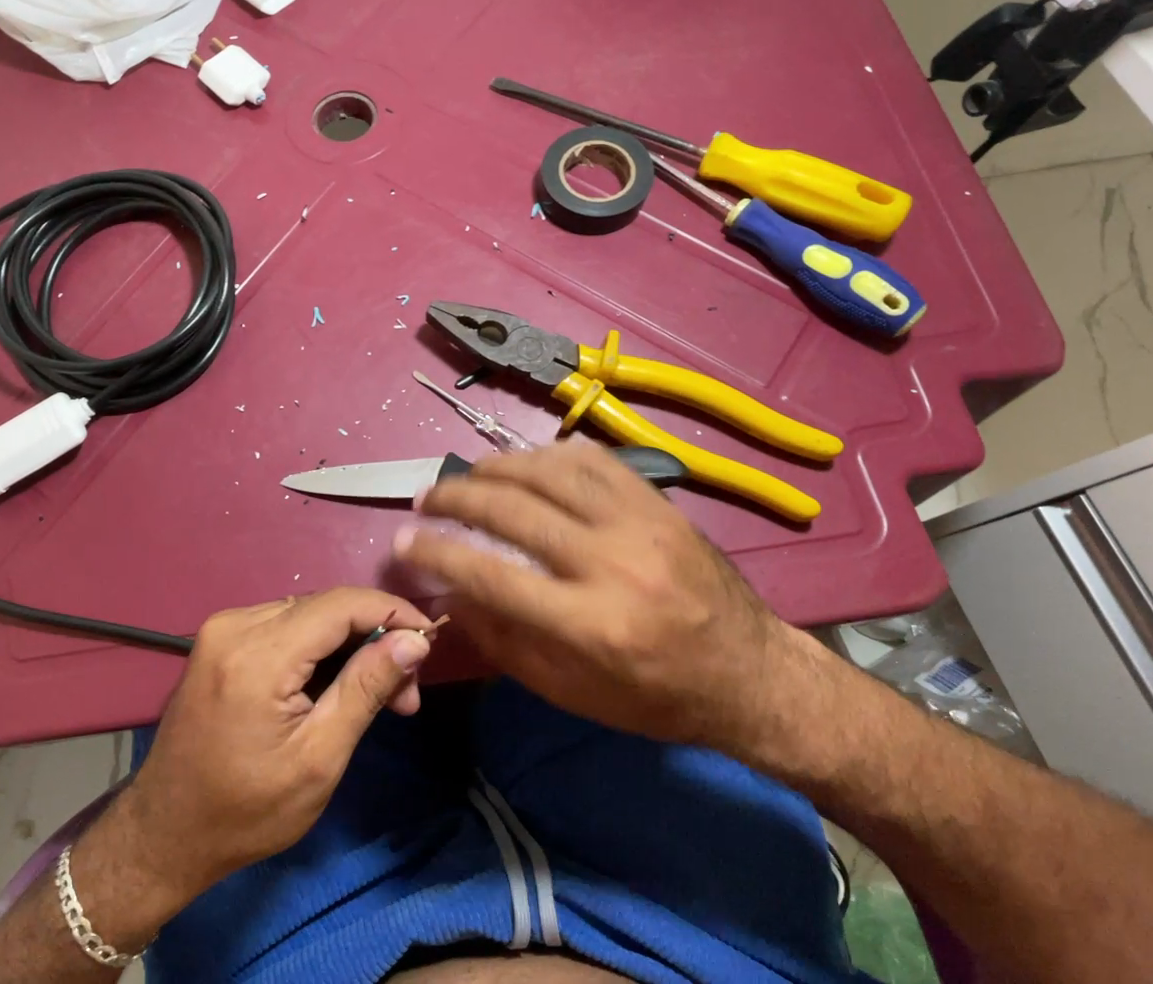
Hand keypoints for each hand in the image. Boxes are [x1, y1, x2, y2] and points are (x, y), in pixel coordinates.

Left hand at [121, 588, 436, 894]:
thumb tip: (415, 640)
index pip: (341, 603)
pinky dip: (318, 650)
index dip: (393, 612)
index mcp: (257, 654)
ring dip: (348, 646)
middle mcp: (235, 625)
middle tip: (406, 695)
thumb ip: (365, 689)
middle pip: (325, 607)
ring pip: (307, 616)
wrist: (165, 833)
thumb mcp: (319, 758)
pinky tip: (336, 687)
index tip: (432, 642)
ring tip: (379, 697)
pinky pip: (283, 628)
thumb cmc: (246, 810)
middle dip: (374, 638)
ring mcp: (221, 630)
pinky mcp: (218, 642)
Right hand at [392, 438, 797, 754]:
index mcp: (589, 625)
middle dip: (454, 498)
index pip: (490, 573)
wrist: (749, 674)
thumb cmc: (654, 697)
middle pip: (513, 510)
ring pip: (549, 472)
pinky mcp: (659, 504)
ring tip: (466, 476)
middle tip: (425, 498)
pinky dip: (548, 455)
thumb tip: (451, 592)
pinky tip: (524, 463)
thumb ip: (505, 642)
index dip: (436, 552)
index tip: (403, 540)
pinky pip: (593, 460)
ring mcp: (641, 524)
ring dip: (495, 467)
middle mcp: (613, 564)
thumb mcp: (570, 693)